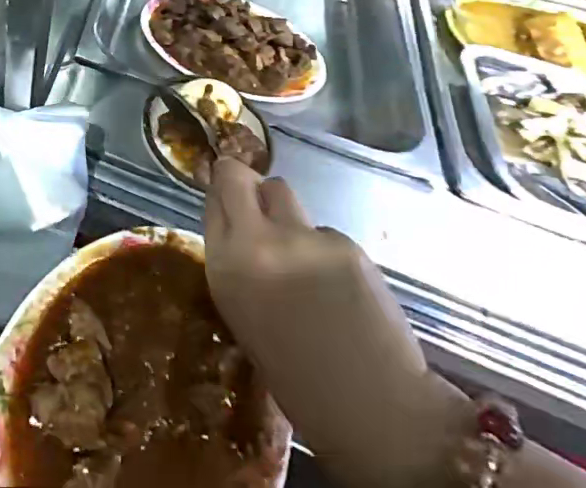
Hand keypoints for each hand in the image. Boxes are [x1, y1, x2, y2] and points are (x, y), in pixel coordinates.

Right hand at [205, 159, 466, 487]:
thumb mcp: (241, 312)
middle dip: (245, 181)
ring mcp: (303, 239)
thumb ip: (236, 260)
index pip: (213, 198)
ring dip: (286, 214)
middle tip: (257, 201)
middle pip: (239, 177)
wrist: (372, 409)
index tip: (230, 198)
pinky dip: (324, 247)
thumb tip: (237, 223)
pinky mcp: (345, 243)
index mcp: (224, 267)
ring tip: (303, 257)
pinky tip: (338, 283)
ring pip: (284, 194)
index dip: (223, 193)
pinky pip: (323, 230)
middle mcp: (257, 243)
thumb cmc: (295, 375)